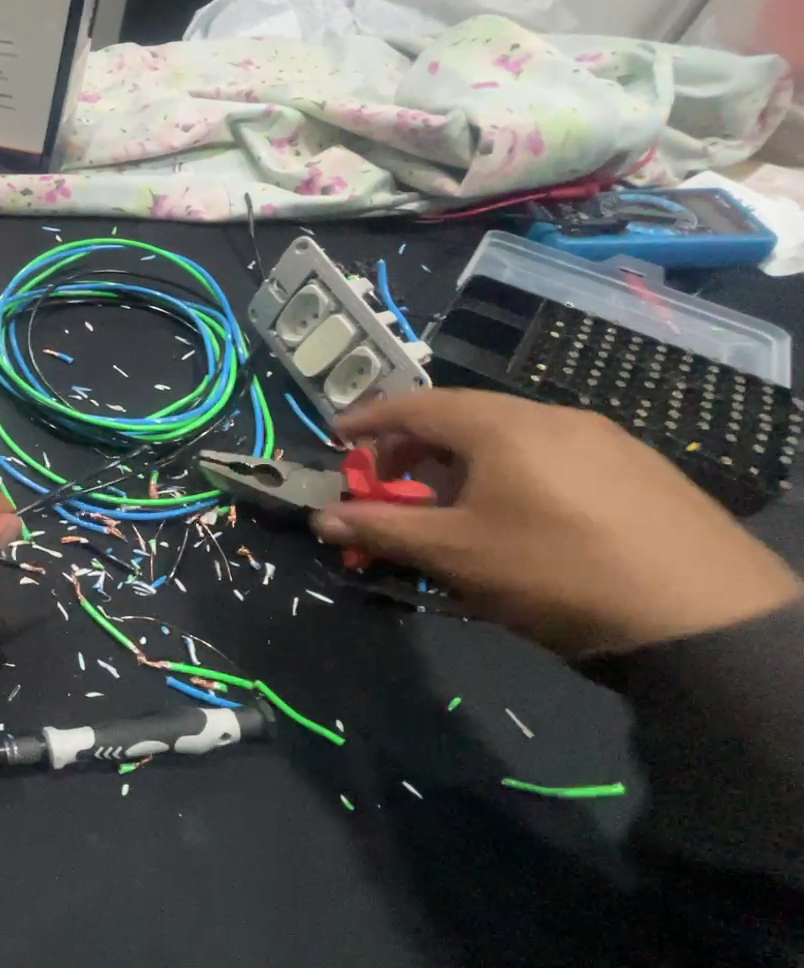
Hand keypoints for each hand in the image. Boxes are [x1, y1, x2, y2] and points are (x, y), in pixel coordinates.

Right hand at [312, 389, 801, 655]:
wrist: (707, 622)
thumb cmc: (554, 572)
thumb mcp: (452, 554)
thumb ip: (380, 529)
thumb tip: (321, 519)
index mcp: (504, 427)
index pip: (417, 406)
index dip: (369, 419)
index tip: (336, 436)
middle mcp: (554, 419)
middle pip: (462, 416)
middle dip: (411, 443)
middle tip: (384, 477)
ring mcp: (606, 442)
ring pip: (508, 434)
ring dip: (458, 459)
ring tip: (443, 501)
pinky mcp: (640, 471)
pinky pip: (549, 454)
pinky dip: (505, 469)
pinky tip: (509, 512)